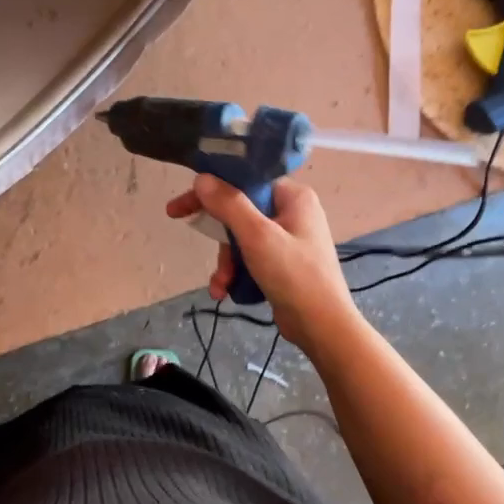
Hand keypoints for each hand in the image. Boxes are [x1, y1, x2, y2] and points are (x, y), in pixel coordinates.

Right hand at [166, 174, 359, 353]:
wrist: (322, 325)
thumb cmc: (294, 275)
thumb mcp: (257, 236)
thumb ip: (229, 204)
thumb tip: (201, 178)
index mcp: (293, 197)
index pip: (245, 181)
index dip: (212, 190)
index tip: (181, 206)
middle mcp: (293, 212)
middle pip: (240, 212)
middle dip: (220, 238)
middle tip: (192, 238)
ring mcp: (288, 239)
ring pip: (242, 239)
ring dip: (226, 262)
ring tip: (220, 285)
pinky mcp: (283, 263)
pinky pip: (250, 258)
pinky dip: (236, 272)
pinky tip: (226, 291)